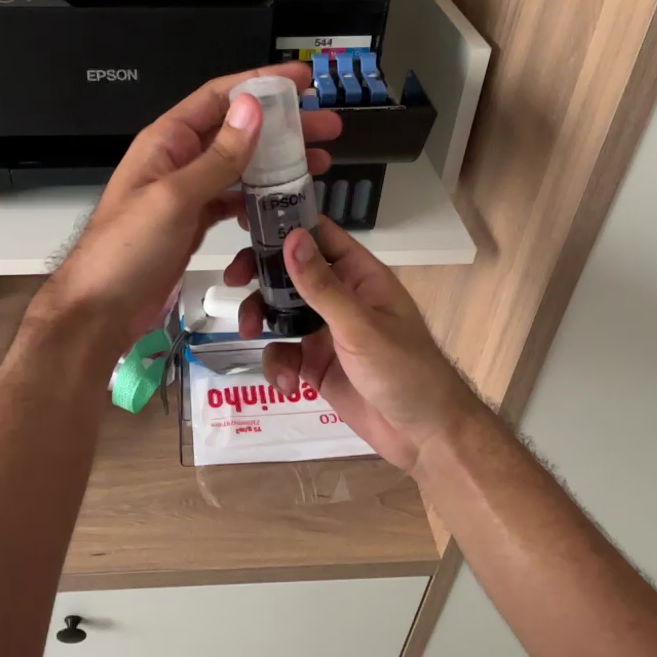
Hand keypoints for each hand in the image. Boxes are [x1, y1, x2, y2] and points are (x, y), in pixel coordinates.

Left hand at [36, 63, 340, 349]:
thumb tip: (252, 110)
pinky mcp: (193, 222)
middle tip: (326, 127)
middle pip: (238, 130)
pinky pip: (233, 199)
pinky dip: (259, 198)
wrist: (100, 310)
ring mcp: (186, 193)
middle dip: (283, 125)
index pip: (220, 97)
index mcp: (166, 142)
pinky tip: (282, 201)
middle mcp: (178, 161)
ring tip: (317, 162)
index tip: (301, 80)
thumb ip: (217, 158)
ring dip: (277, 161)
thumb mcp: (174, 199)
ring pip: (240, 166)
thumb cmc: (123, 252)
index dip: (262, 83)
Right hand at [225, 220, 483, 472]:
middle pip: (290, 271)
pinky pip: (284, 353)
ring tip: (251, 334)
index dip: (284, 224)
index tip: (244, 220)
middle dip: (260, 275)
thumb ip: (321, 286)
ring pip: (279, 311)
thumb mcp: (360, 327)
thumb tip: (291, 237)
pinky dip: (278, 365)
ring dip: (261, 320)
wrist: (423, 436)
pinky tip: (288, 384)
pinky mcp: (316, 364)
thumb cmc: (405, 371)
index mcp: (360, 276)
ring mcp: (326, 331)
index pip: (319, 235)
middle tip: (232, 281)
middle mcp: (341, 297)